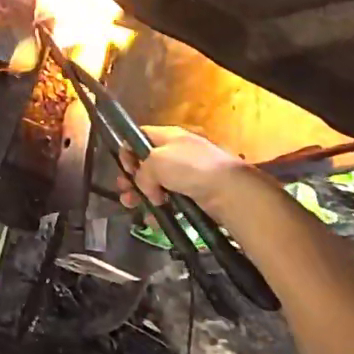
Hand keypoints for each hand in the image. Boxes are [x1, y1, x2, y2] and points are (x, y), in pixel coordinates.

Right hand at [111, 126, 254, 213]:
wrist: (229, 191)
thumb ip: (140, 172)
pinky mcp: (191, 193)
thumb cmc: (190, 168)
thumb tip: (144, 187)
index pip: (138, 136)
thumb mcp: (155, 161)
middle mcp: (175, 152)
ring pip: (153, 184)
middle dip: (130, 178)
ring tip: (133, 206)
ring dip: (140, 195)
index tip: (125, 167)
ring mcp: (185, 174)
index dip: (126, 150)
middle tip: (125, 190)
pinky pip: (167, 199)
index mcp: (168, 136)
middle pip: (143, 163)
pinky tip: (152, 217)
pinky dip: (157, 208)